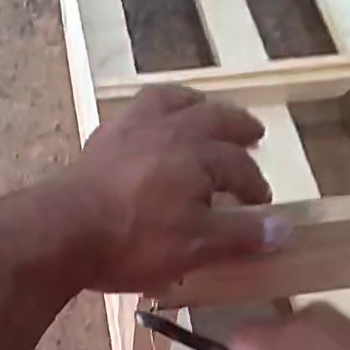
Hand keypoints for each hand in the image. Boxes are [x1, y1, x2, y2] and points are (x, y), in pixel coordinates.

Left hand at [47, 85, 289, 292]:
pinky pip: (134, 111)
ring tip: (204, 108)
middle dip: (237, 128)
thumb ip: (240, 236)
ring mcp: (132, 129)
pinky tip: (148, 122)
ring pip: (171, 102)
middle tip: (253, 133)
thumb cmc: (134, 241)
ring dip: (195, 104)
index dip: (254, 185)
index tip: (261, 203)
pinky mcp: (101, 139)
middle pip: (213, 120)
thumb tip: (287, 229)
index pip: (238, 167)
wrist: (63, 231)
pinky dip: (152, 110)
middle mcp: (169, 131)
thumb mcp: (195, 247)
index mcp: (198, 156)